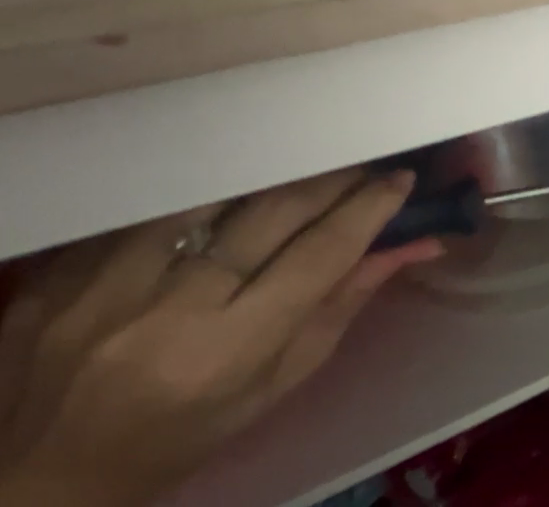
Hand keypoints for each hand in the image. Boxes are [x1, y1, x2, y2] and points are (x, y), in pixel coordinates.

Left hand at [0, 168, 442, 505]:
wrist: (37, 479)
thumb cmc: (183, 436)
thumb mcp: (277, 383)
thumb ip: (343, 304)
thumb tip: (415, 243)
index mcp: (223, 352)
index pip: (319, 254)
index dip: (368, 209)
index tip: (401, 181)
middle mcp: (161, 313)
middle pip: (270, 213)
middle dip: (330, 182)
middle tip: (363, 169)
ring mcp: (98, 289)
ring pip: (212, 199)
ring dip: (268, 181)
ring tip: (300, 176)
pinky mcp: (53, 277)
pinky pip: (147, 215)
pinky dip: (199, 204)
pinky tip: (222, 206)